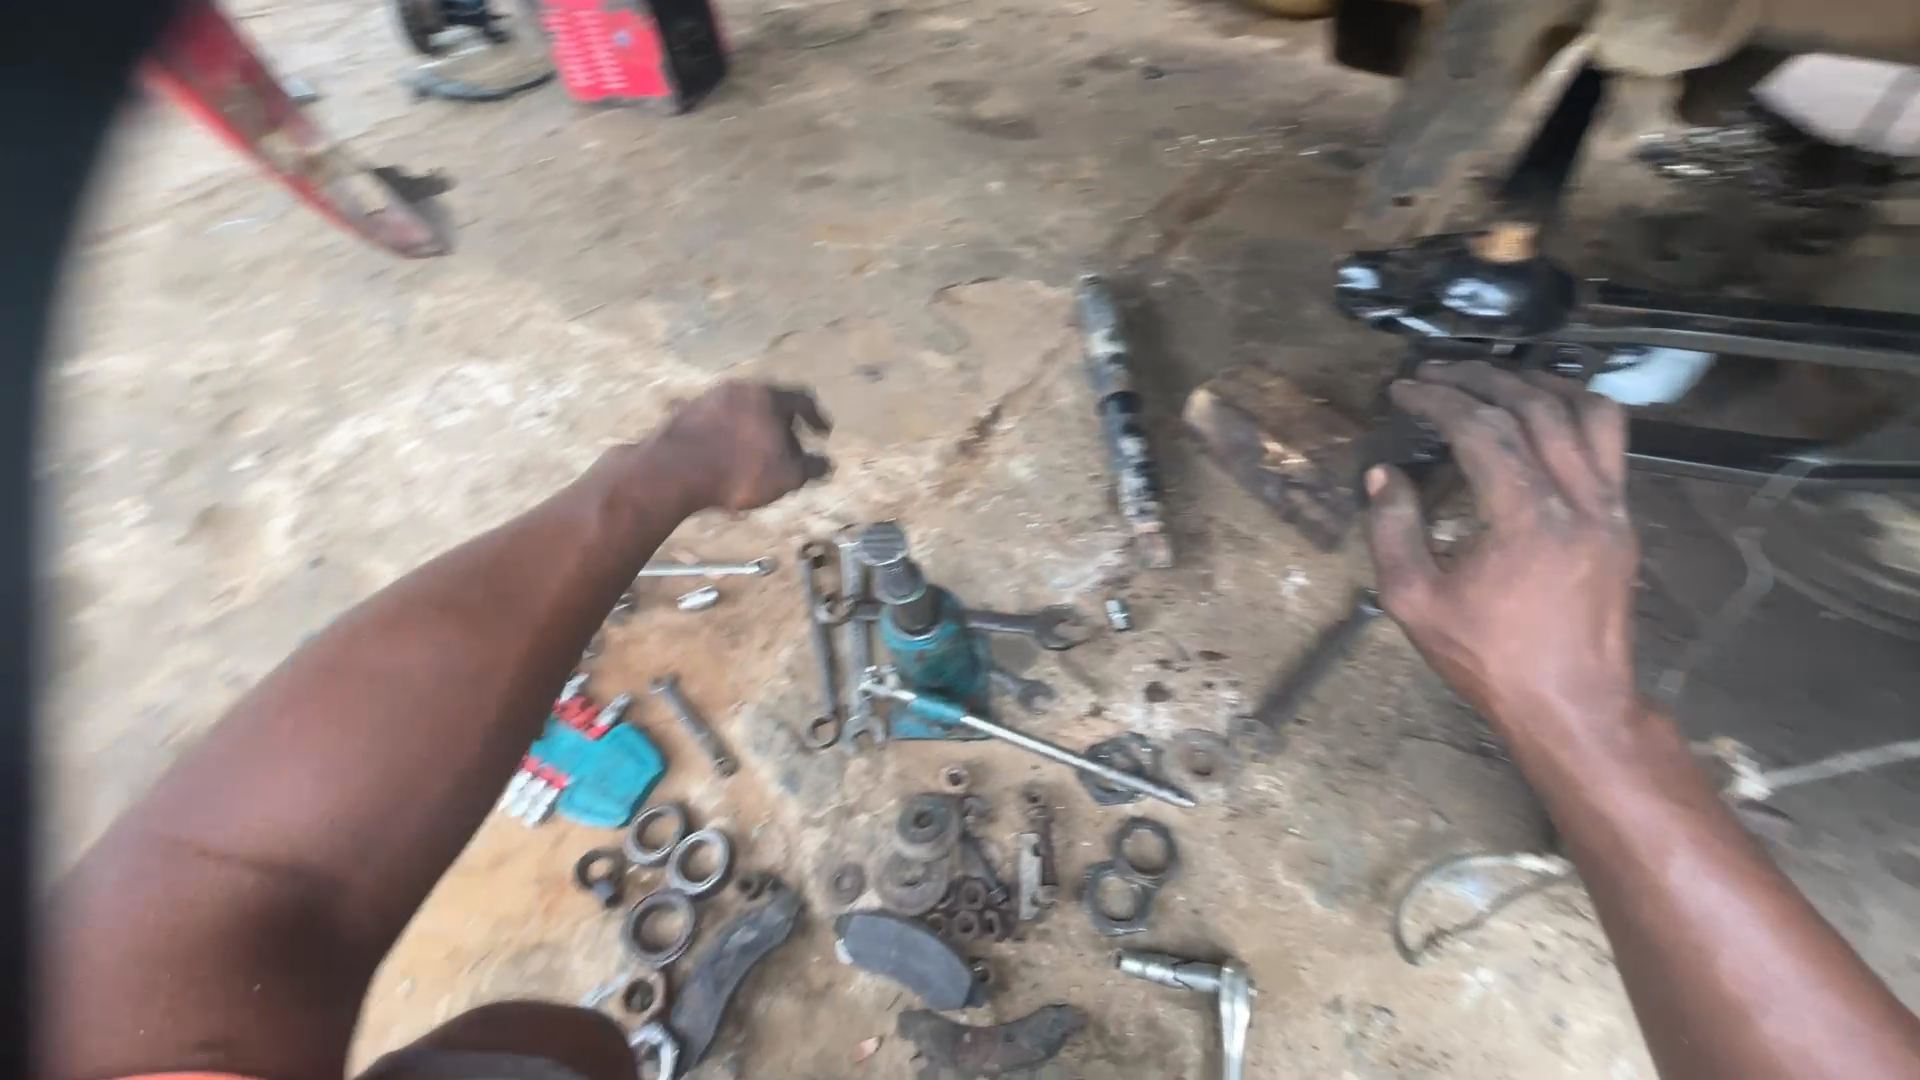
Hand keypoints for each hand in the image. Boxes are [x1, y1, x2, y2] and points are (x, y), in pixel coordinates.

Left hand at [647, 382, 832, 511]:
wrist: (673, 470)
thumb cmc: (739, 471)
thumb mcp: (787, 477)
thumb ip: (811, 468)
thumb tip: (827, 464)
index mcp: (769, 396)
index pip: (803, 399)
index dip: (817, 416)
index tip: (822, 433)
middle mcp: (740, 388)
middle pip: (770, 405)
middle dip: (783, 428)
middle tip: (789, 452)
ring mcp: (709, 398)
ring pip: (742, 413)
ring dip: (754, 433)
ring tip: (756, 460)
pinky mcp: (684, 413)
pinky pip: (718, 423)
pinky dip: (730, 438)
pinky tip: (727, 461)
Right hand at [1365, 361, 1638, 734]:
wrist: (1571, 702)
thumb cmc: (1484, 656)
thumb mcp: (1411, 599)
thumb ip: (1392, 530)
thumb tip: (1383, 475)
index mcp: (1525, 518)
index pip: (1483, 431)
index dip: (1438, 401)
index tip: (1403, 389)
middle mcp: (1580, 500)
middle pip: (1535, 409)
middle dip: (1480, 380)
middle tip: (1435, 372)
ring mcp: (1612, 507)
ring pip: (1587, 413)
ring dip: (1535, 384)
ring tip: (1492, 377)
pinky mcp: (1623, 519)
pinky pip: (1611, 442)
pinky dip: (1574, 411)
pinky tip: (1543, 413)